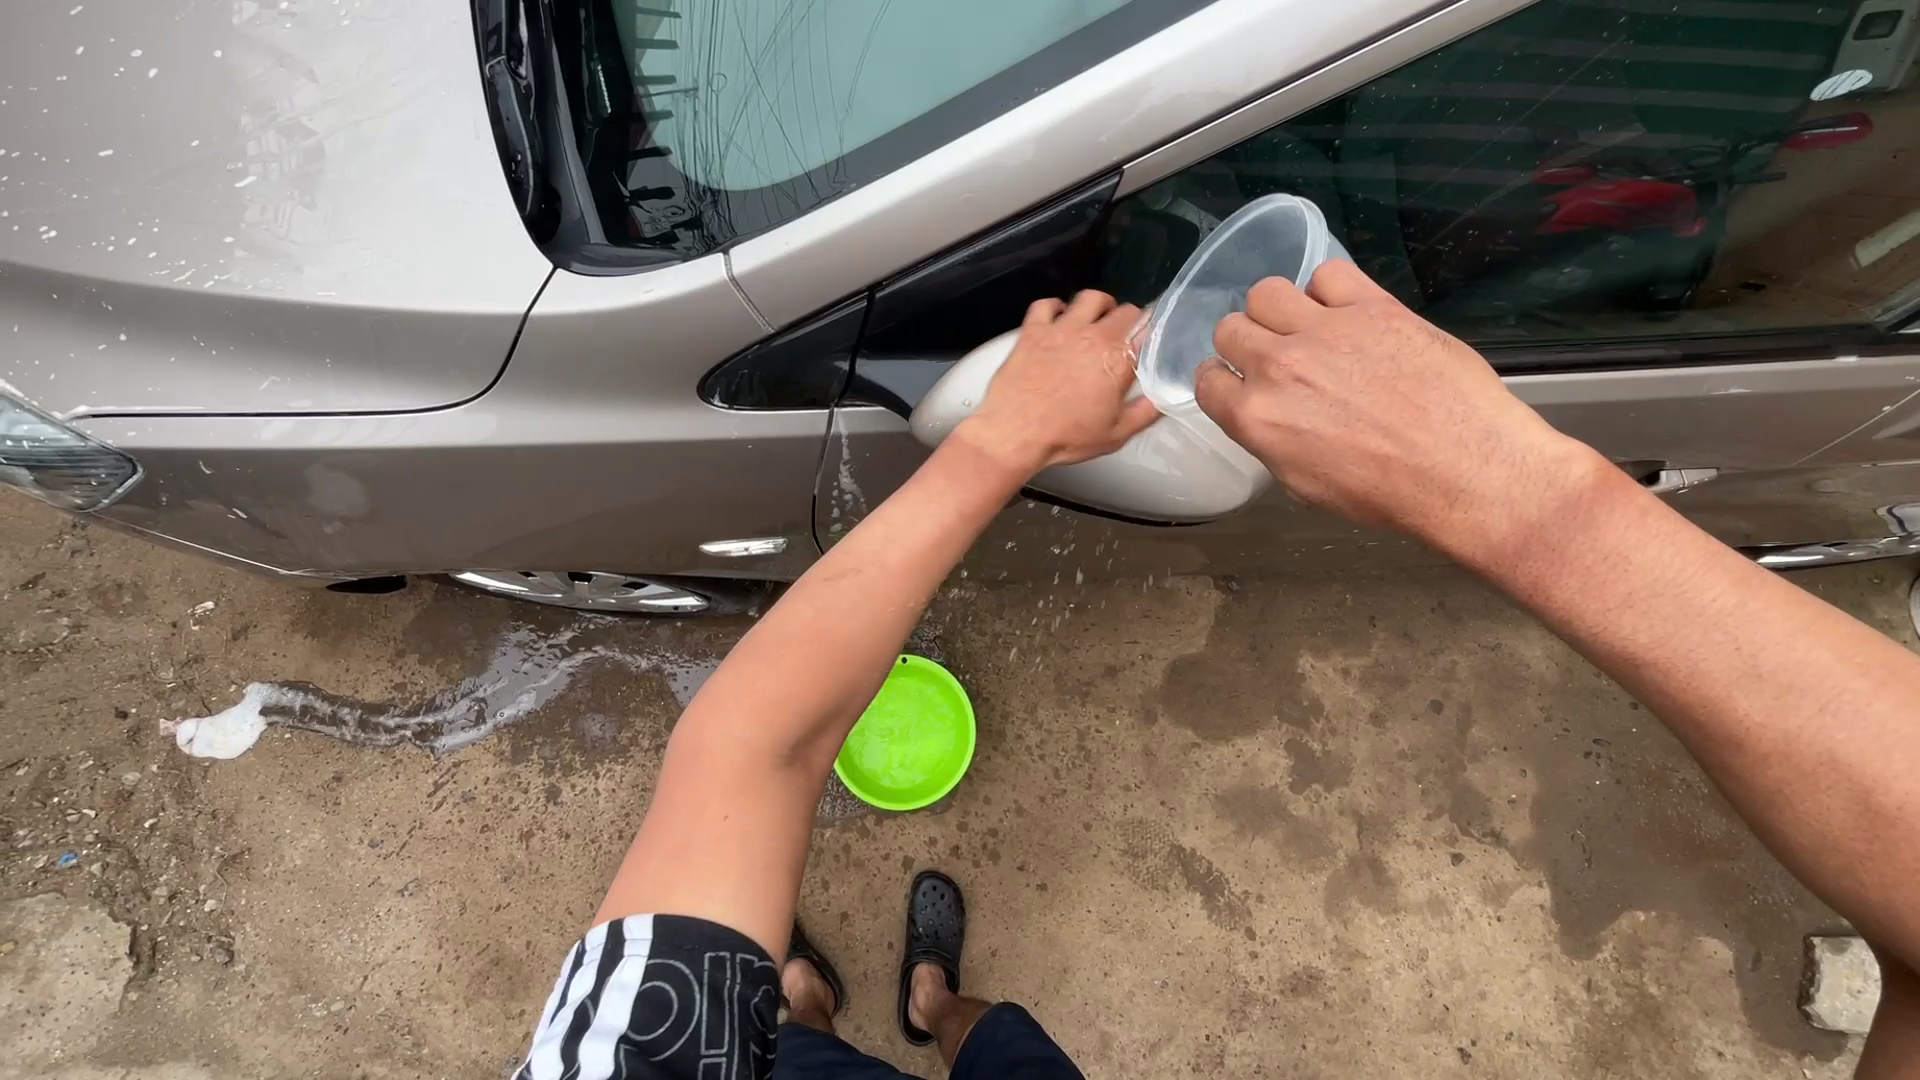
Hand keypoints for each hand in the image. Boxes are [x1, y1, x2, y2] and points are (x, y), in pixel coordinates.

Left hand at [953, 291, 1162, 476]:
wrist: (1015, 433)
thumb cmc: (1065, 437)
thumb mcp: (1116, 434)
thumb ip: (1146, 412)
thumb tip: (1163, 398)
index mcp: (1119, 359)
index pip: (1147, 331)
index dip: (1150, 336)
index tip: (1146, 346)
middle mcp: (1093, 336)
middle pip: (1123, 310)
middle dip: (1129, 320)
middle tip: (1123, 336)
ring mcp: (1061, 329)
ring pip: (1089, 298)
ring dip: (1099, 305)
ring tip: (1097, 318)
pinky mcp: (1032, 331)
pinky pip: (1046, 304)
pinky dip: (1055, 306)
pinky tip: (1058, 317)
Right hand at [1194, 260, 1605, 559]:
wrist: (1463, 471)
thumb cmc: (1382, 492)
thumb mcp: (1300, 482)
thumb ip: (1267, 437)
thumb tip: (1266, 411)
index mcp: (1254, 417)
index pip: (1206, 378)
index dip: (1221, 380)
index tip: (1238, 382)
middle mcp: (1278, 367)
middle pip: (1230, 328)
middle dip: (1246, 343)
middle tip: (1276, 357)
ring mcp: (1324, 331)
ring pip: (1266, 292)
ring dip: (1277, 310)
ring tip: (1305, 328)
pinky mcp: (1373, 307)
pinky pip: (1328, 274)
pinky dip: (1328, 289)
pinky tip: (1345, 313)